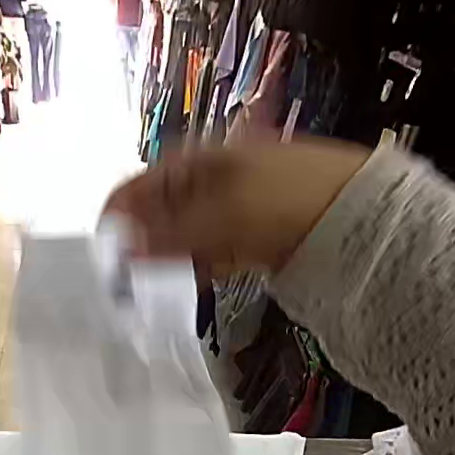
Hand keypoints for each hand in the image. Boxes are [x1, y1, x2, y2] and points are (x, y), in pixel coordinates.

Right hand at [102, 138, 369, 270]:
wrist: (352, 212)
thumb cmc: (284, 199)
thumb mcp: (223, 214)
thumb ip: (173, 234)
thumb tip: (123, 250)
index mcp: (195, 163)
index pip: (139, 188)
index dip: (118, 220)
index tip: (101, 258)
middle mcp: (207, 183)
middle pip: (160, 216)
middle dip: (141, 245)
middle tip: (124, 283)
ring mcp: (229, 210)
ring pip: (185, 238)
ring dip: (169, 261)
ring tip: (151, 290)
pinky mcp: (249, 236)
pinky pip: (213, 252)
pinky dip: (199, 267)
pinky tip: (190, 282)